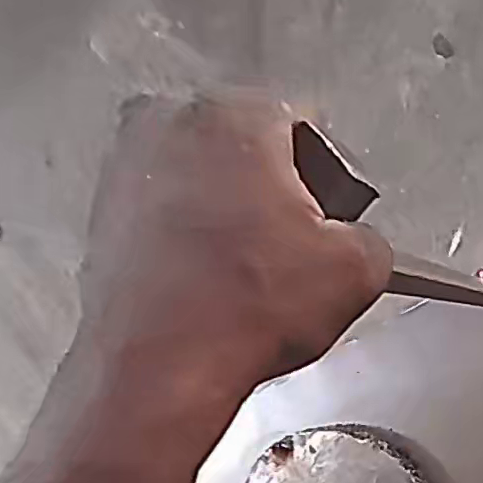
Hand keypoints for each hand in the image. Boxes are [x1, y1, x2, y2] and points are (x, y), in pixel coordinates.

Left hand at [75, 92, 392, 410]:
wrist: (167, 363)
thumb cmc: (250, 308)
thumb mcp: (359, 269)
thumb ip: (374, 237)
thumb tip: (359, 241)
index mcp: (233, 120)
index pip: (307, 124)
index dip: (338, 176)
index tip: (342, 215)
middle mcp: (167, 124)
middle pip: (256, 147)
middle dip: (289, 191)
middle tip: (308, 245)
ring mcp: (126, 166)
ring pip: (216, 179)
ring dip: (246, 214)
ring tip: (266, 269)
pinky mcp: (108, 211)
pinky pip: (179, 211)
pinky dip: (207, 237)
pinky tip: (228, 280)